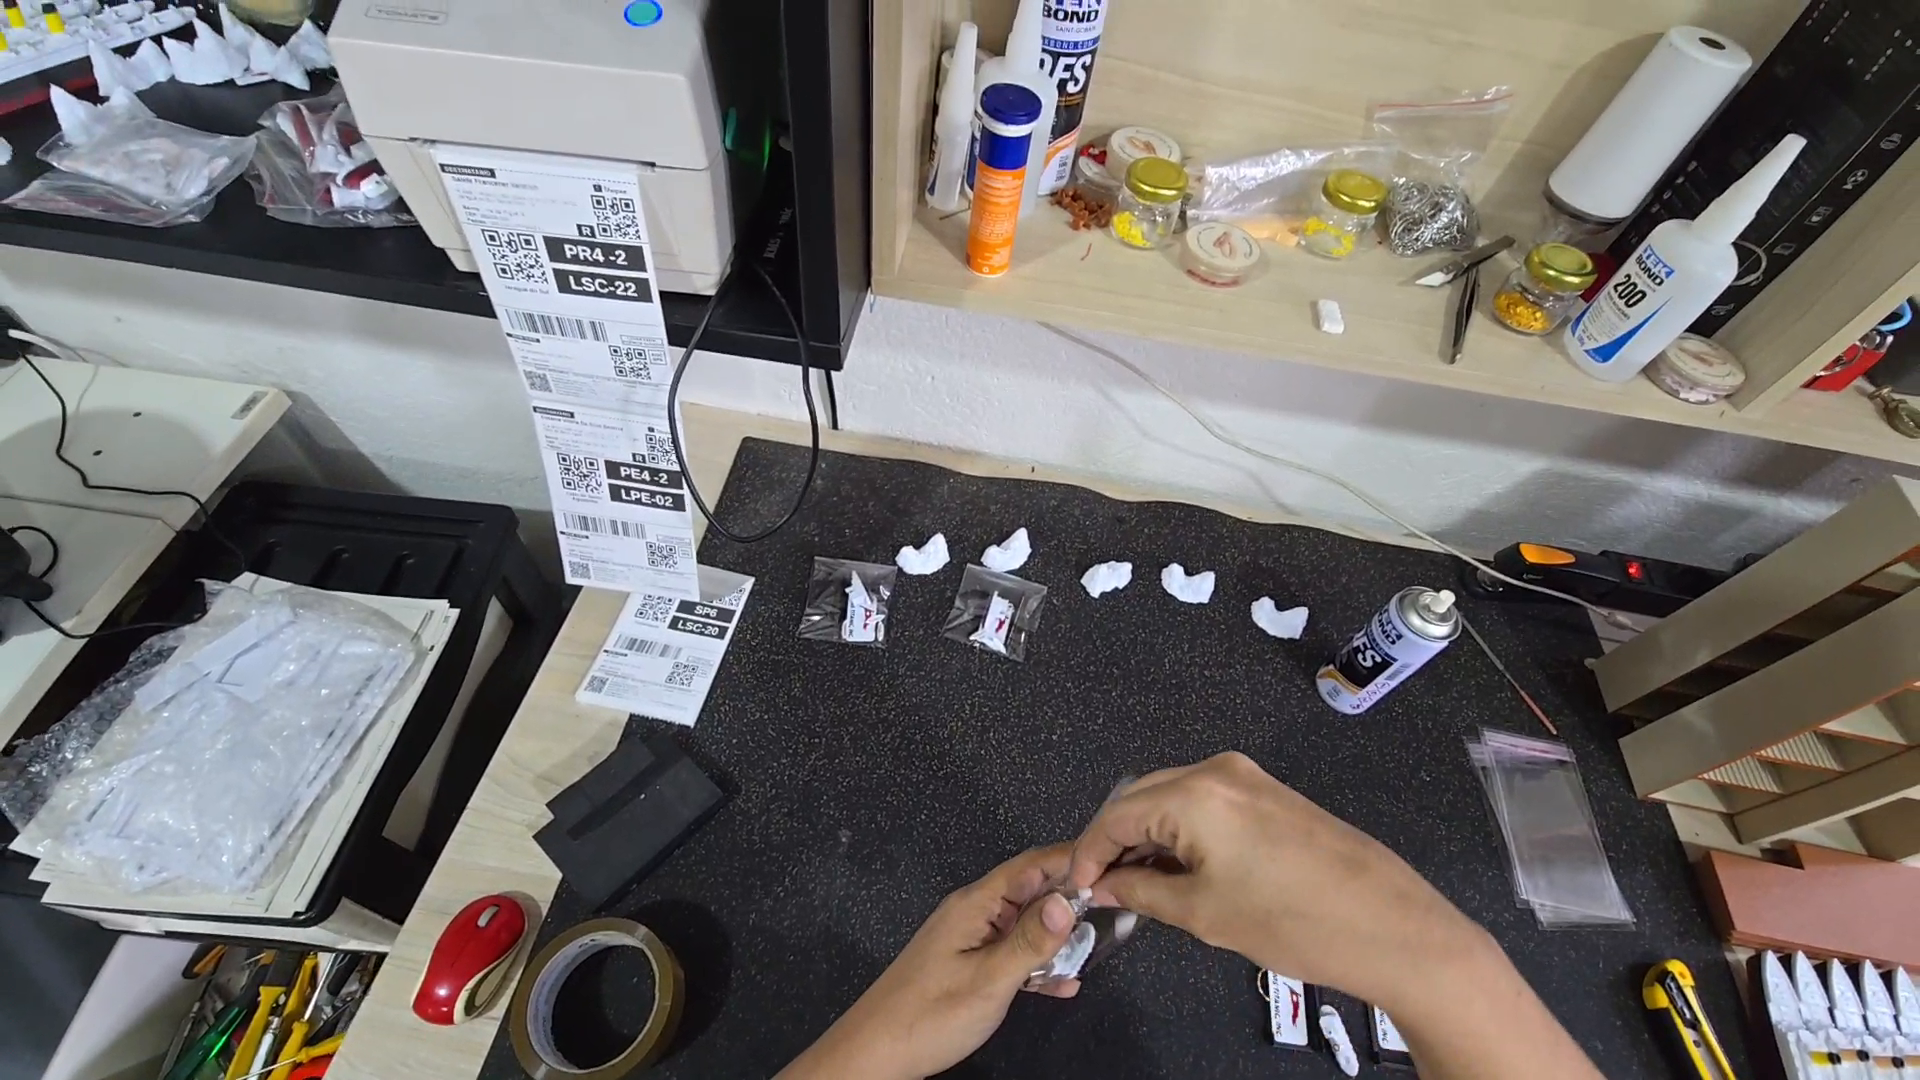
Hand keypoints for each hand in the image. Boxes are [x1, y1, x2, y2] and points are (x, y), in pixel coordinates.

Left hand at [778, 846, 1080, 1079]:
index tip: (1110, 864)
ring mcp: (971, 936)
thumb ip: (1030, 940)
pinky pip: (1011, 951)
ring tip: (1097, 940)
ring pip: (1023, 922)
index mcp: (977, 903)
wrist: (875, 1053)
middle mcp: (975, 910)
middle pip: (1029, 889)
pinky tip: (1063, 982)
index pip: (1030, 864)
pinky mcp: (968, 962)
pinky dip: (1037, 962)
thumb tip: (1069, 897)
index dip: (1069, 859)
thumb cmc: (931, 1013)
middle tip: (1113, 904)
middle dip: (1069, 894)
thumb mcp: (988, 980)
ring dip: (1056, 932)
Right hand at [1067, 752, 1494, 1012]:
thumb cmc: (1293, 923)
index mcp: (1195, 793)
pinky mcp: (1267, 791)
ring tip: (1136, 878)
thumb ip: (1142, 890)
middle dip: (1115, 838)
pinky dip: (1180, 828)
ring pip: (1170, 796)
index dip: (1089, 851)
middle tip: (1101, 883)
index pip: (1117, 814)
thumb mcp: (1205, 914)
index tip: (1077, 886)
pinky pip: (1202, 800)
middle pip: (1140, 796)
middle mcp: (1216, 769)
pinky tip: (1178, 862)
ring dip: (1147, 832)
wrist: (1396, 928)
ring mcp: (1246, 776)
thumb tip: (1103, 884)